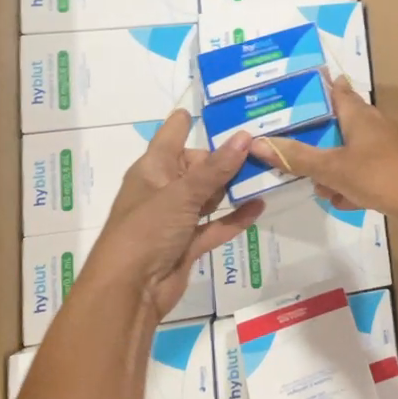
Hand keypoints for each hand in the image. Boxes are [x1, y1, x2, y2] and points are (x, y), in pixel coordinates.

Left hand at [90, 110, 262, 320]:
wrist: (128, 292)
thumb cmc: (145, 231)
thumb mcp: (182, 194)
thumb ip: (217, 168)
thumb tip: (246, 136)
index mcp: (152, 170)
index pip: (171, 135)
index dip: (189, 120)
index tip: (217, 106)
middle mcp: (163, 190)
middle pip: (199, 166)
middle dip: (228, 157)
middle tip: (265, 143)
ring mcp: (176, 219)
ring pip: (210, 195)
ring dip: (234, 187)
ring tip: (270, 170)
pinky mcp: (188, 243)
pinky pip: (217, 225)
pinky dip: (236, 217)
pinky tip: (259, 206)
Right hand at [247, 77, 397, 220]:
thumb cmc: (379, 175)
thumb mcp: (332, 168)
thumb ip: (296, 157)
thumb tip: (258, 142)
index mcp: (359, 115)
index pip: (337, 89)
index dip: (319, 85)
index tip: (297, 85)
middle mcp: (374, 124)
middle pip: (338, 125)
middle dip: (317, 145)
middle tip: (296, 159)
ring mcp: (386, 146)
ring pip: (349, 152)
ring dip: (334, 171)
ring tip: (325, 190)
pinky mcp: (394, 167)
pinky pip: (363, 171)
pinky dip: (352, 184)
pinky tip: (347, 201)